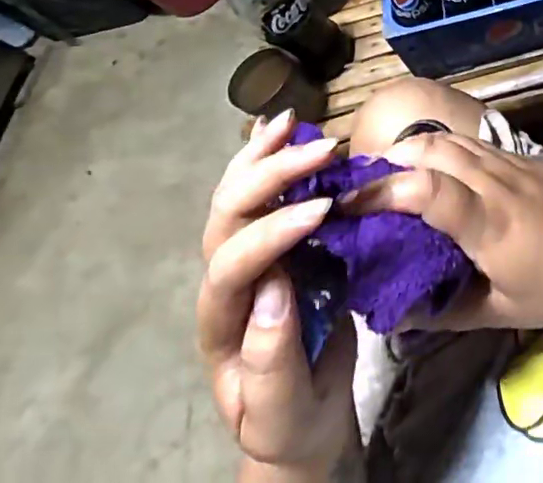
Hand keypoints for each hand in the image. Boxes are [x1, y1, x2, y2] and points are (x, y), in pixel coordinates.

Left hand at [198, 111, 357, 471]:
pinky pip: (261, 194)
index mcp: (220, 322)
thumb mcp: (282, 413)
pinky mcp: (273, 244)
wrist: (302, 420)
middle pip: (228, 216)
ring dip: (262, 154)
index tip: (322, 211)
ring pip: (236, 195)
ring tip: (290, 121)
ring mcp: (246, 256)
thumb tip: (273, 289)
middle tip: (321, 150)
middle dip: (270, 176)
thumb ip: (272, 362)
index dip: (273, 233)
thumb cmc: (291, 422)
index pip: (232, 265)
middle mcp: (224, 280)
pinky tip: (278, 129)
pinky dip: (266, 157)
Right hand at [343, 131, 542, 330]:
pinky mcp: (508, 152)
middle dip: (384, 165)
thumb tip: (394, 312)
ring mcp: (500, 161)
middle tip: (357, 192)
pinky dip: (430, 148)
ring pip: (442, 140)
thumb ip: (445, 310)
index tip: (347, 207)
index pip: (428, 191)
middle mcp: (490, 182)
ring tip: (381, 177)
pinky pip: (459, 140)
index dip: (383, 192)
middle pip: (428, 151)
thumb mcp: (503, 311)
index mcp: (489, 224)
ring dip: (404, 152)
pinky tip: (421, 167)